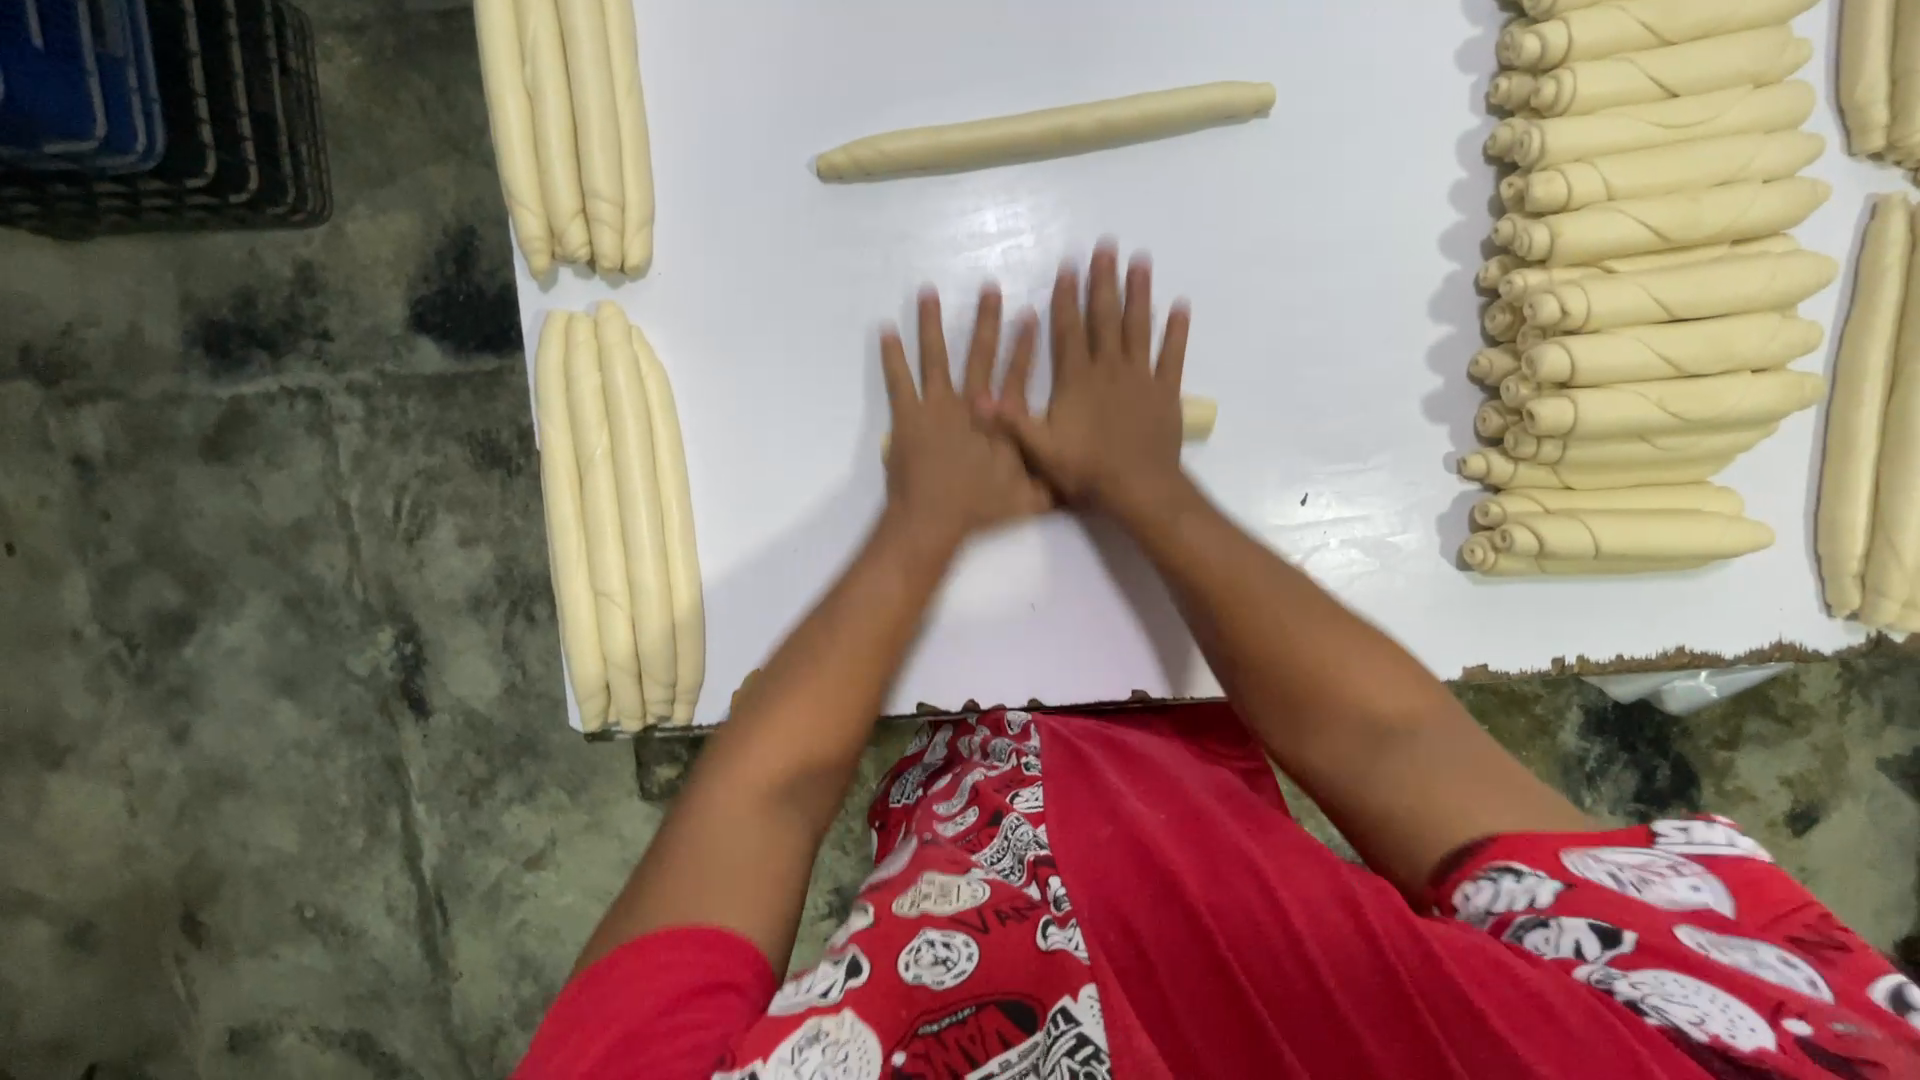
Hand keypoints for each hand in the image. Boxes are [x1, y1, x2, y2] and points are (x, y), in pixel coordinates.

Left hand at [882, 286, 1052, 546]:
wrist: (933, 518)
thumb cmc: (979, 511)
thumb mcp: (1029, 502)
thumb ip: (1053, 486)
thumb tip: (1080, 476)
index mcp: (1001, 421)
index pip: (1017, 374)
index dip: (1025, 345)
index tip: (1030, 314)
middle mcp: (971, 403)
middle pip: (980, 354)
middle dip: (986, 320)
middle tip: (988, 288)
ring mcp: (937, 406)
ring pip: (936, 356)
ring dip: (932, 323)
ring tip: (928, 292)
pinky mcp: (908, 415)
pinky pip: (898, 379)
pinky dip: (891, 356)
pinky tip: (885, 330)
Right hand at [987, 241, 1190, 517]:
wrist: (1138, 489)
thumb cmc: (1086, 470)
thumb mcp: (1039, 450)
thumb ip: (1012, 422)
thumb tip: (977, 399)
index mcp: (1076, 379)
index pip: (1068, 330)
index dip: (1066, 297)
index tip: (1067, 267)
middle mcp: (1109, 369)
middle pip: (1106, 317)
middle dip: (1104, 281)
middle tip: (1107, 246)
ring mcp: (1141, 377)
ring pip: (1139, 327)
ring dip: (1139, 293)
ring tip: (1141, 261)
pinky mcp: (1165, 392)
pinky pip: (1173, 356)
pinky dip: (1176, 331)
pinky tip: (1180, 306)